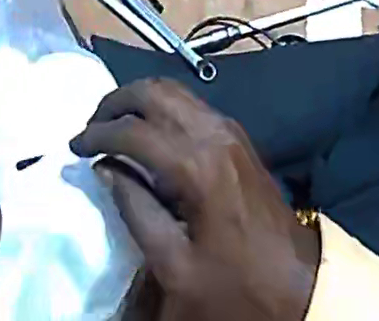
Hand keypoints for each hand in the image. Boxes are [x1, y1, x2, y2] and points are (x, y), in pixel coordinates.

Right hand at [72, 79, 318, 320]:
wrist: (304, 289)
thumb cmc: (236, 287)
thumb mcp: (176, 268)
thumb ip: (135, 211)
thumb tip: (106, 169)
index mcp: (195, 165)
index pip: (132, 131)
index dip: (97, 134)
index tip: (74, 147)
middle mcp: (211, 132)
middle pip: (151, 91)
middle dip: (114, 102)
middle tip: (91, 126)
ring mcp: (227, 128)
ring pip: (171, 88)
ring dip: (137, 98)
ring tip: (113, 123)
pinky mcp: (236, 133)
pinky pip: (189, 100)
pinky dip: (160, 103)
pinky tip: (147, 128)